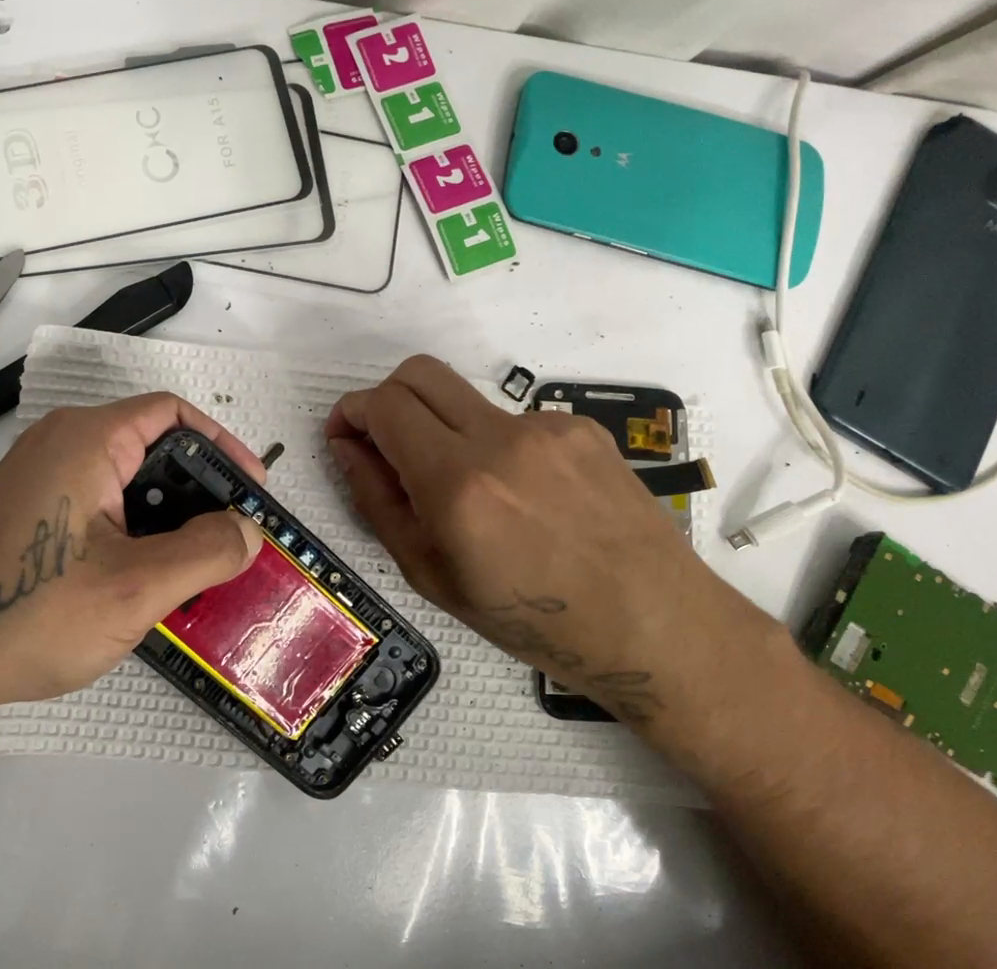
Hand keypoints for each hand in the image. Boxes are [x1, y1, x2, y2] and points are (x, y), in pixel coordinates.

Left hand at [0, 393, 264, 718]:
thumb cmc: (29, 614)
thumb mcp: (134, 588)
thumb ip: (204, 553)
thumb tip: (247, 530)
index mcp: (85, 440)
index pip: (173, 413)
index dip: (224, 446)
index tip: (254, 494)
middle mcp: (56, 444)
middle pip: (148, 445)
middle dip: (196, 491)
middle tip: (228, 542)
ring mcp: (32, 478)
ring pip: (119, 481)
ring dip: (163, 518)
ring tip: (190, 571)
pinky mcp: (19, 512)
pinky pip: (90, 505)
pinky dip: (127, 531)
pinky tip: (137, 581)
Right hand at [325, 356, 764, 724]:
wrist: (654, 623)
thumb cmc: (530, 619)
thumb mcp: (430, 575)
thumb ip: (378, 502)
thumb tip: (347, 448)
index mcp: (456, 484)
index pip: (383, 405)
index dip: (350, 412)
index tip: (343, 437)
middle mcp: (500, 439)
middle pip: (418, 372)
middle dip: (385, 398)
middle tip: (383, 443)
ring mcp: (547, 427)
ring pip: (465, 398)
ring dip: (441, 428)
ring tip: (465, 492)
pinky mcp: (582, 427)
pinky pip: (511, 420)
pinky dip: (492, 445)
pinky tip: (520, 496)